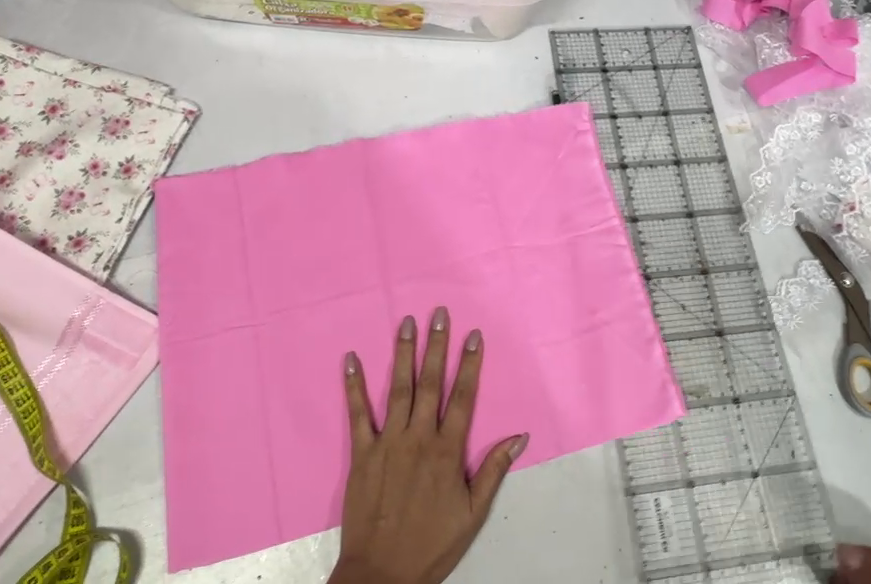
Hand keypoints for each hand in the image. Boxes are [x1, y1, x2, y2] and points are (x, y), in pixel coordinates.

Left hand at [329, 308, 527, 583]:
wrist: (383, 574)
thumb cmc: (432, 544)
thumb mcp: (474, 512)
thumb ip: (494, 470)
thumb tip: (520, 436)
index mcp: (447, 450)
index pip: (462, 396)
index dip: (469, 364)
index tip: (473, 335)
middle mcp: (419, 438)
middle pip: (429, 383)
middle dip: (436, 346)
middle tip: (438, 313)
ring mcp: (388, 443)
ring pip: (397, 389)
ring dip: (402, 353)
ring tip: (405, 322)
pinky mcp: (362, 453)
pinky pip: (357, 414)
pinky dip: (354, 386)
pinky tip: (351, 360)